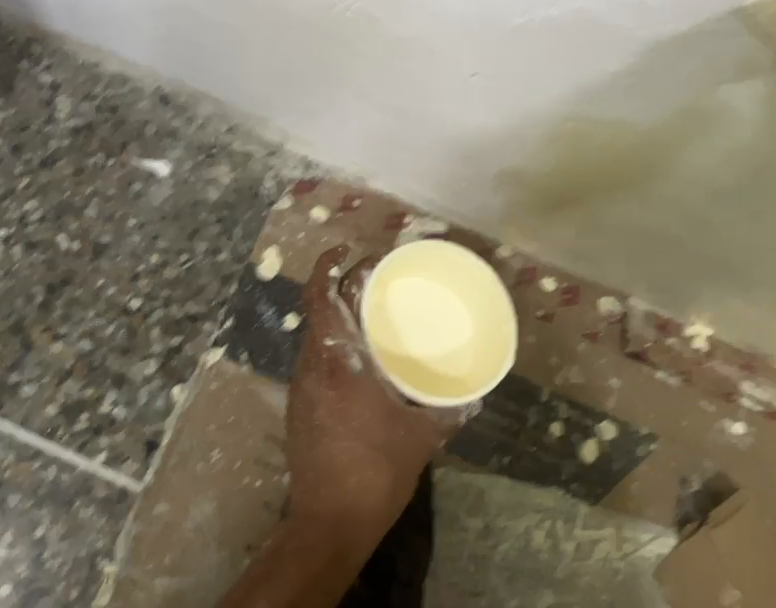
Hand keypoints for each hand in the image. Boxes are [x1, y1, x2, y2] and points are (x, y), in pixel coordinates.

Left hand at [284, 244, 470, 532]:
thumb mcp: (421, 437)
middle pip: (319, 312)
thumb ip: (449, 412)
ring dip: (339, 321)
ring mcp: (301, 389)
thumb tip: (475, 398)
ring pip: (316, 339)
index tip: (349, 250)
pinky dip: (335, 350)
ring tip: (373, 317)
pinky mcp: (299, 411)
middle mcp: (311, 366)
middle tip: (377, 281)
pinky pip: (316, 364)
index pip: (319, 296)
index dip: (329, 265)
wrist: (328, 524)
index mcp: (336, 360)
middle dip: (343, 290)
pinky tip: (362, 364)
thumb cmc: (375, 470)